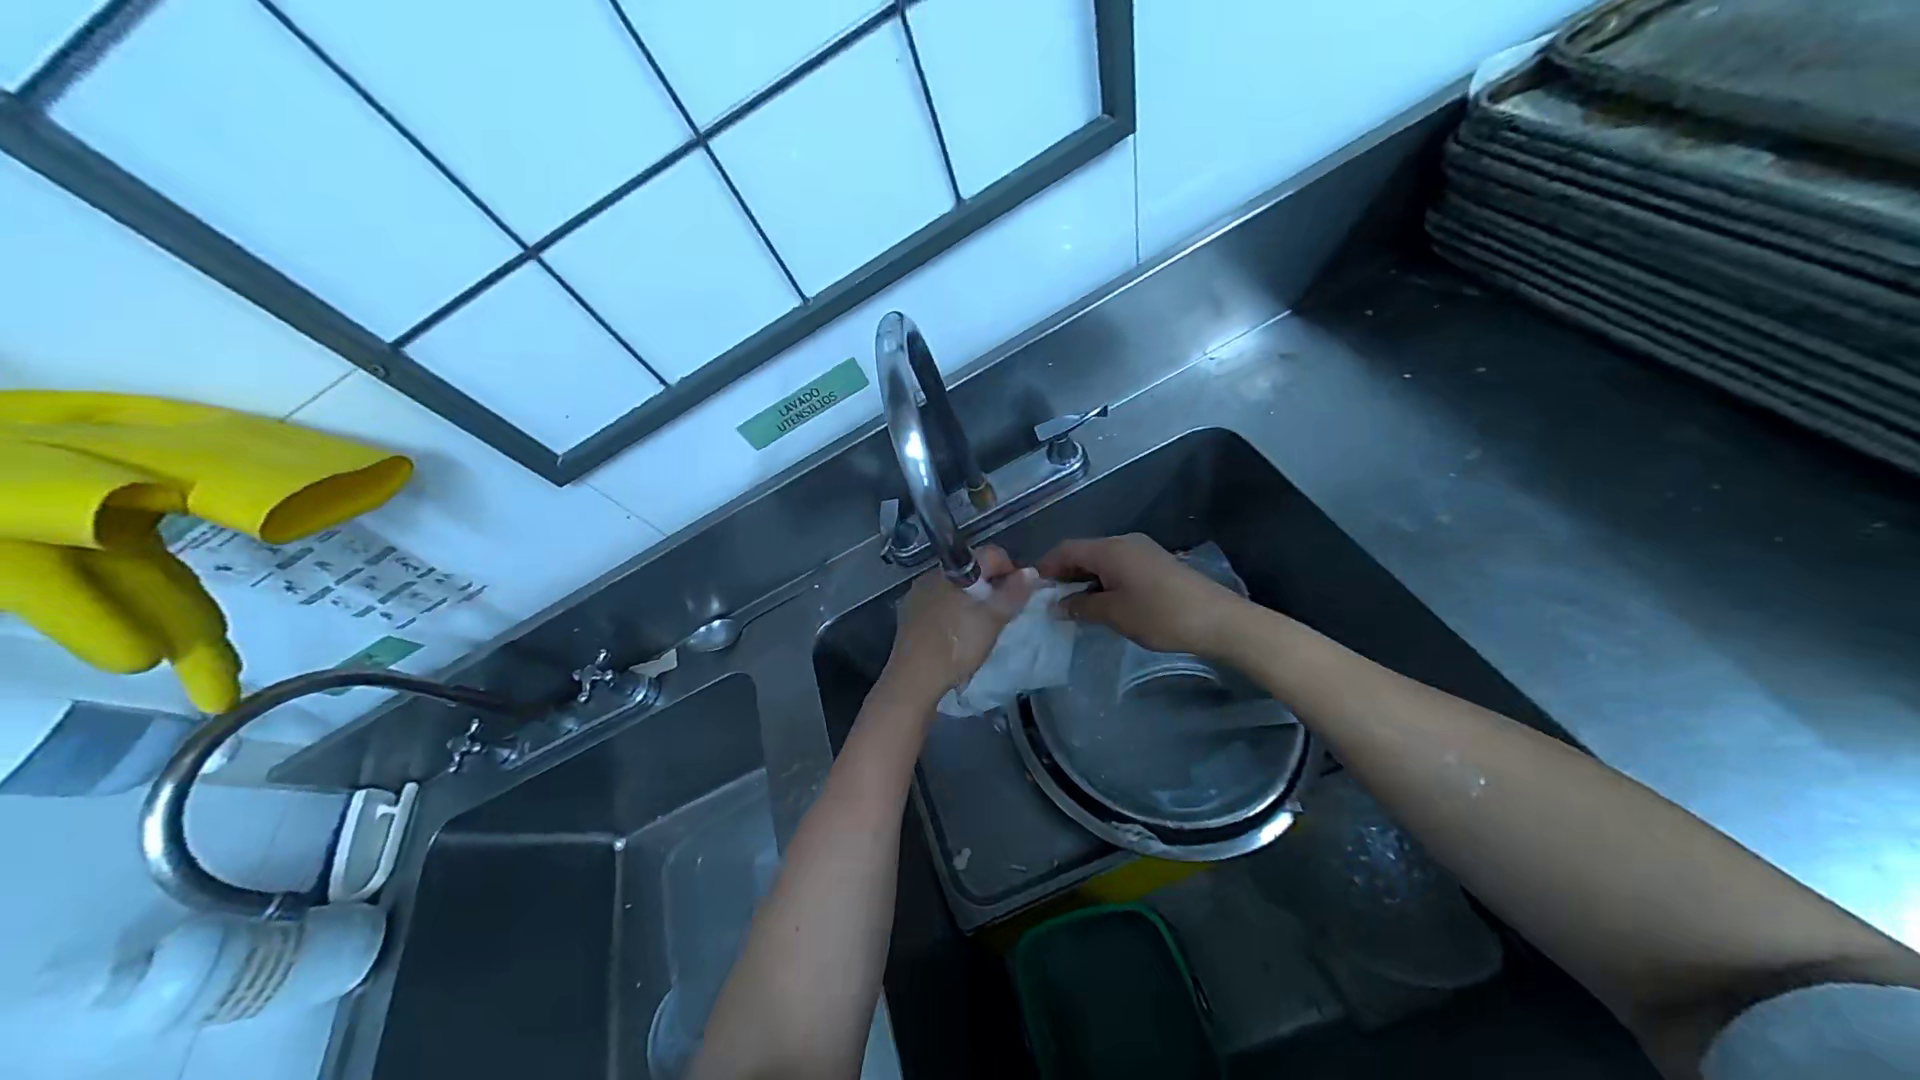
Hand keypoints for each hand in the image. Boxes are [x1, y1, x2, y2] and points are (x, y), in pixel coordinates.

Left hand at [881, 545, 1034, 704]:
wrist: (913, 679)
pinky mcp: (909, 612)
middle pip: (972, 568)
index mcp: (954, 569)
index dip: (1011, 570)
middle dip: (992, 585)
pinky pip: (939, 600)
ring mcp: (917, 592)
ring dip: (972, 597)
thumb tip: (1030, 572)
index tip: (1019, 594)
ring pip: (955, 585)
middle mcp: (933, 573)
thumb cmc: (956, 647)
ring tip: (982, 623)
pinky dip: (954, 608)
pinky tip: (958, 631)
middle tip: (1003, 611)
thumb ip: (1013, 593)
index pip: (991, 554)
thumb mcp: (993, 620)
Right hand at [1038, 534, 1250, 656]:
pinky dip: (1103, 582)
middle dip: (1064, 575)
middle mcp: (1124, 543)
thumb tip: (1058, 606)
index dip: (1046, 567)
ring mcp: (1142, 552)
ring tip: (1073, 607)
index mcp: (1110, 549)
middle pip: (1083, 552)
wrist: (1218, 620)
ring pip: (1101, 561)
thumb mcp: (1114, 614)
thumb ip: (1081, 607)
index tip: (1032, 589)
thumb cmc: (1160, 614)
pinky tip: (1102, 604)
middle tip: (1049, 602)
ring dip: (1084, 580)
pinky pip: (1118, 567)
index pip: (1066, 549)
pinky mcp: (1155, 565)